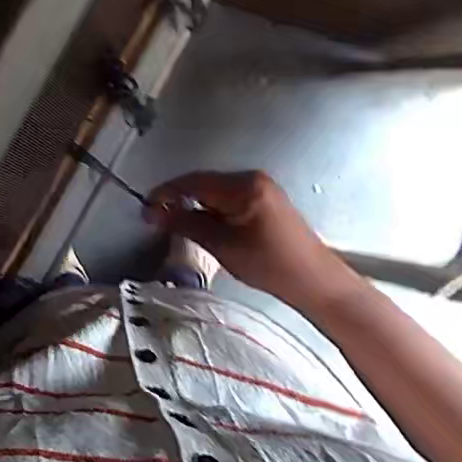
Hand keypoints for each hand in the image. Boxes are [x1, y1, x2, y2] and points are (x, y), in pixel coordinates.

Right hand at [143, 170, 366, 309]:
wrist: (316, 282)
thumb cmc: (270, 265)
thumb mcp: (222, 245)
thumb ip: (186, 223)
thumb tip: (154, 212)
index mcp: (243, 186)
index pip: (193, 182)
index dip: (165, 194)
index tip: (145, 209)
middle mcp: (252, 178)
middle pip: (202, 183)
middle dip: (177, 198)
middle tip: (155, 218)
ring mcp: (260, 187)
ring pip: (212, 191)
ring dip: (192, 204)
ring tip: (173, 223)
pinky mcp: (263, 199)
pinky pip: (226, 197)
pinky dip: (209, 208)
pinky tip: (199, 223)